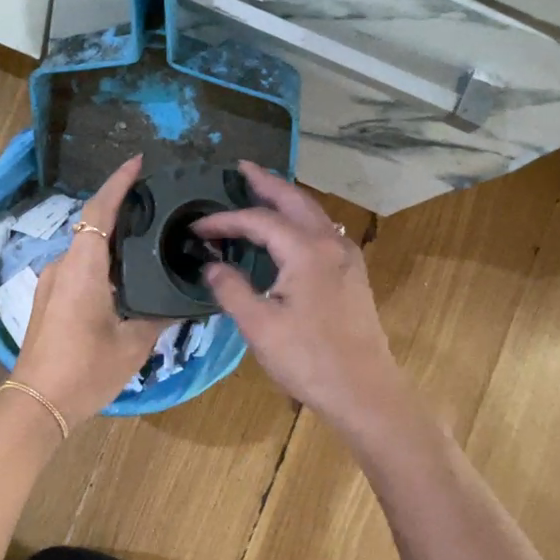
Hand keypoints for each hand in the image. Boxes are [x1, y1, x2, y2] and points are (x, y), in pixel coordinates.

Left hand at [11, 155, 167, 421]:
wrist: (37, 402)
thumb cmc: (85, 371)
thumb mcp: (133, 345)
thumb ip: (156, 316)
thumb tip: (176, 301)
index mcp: (82, 268)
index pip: (98, 211)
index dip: (118, 183)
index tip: (138, 162)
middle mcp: (61, 267)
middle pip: (91, 228)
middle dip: (121, 212)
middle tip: (159, 207)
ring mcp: (50, 285)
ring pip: (84, 250)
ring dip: (111, 241)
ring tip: (148, 241)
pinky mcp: (48, 302)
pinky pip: (77, 269)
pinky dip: (101, 263)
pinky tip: (125, 276)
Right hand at [194, 161, 408, 424]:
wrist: (363, 390)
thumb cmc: (307, 358)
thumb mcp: (258, 325)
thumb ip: (231, 288)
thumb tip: (211, 265)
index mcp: (306, 250)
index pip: (258, 220)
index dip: (224, 220)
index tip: (196, 227)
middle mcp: (331, 243)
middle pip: (295, 201)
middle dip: (266, 182)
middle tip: (240, 169)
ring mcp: (347, 258)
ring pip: (313, 214)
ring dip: (285, 200)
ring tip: (260, 192)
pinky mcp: (352, 275)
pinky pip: (322, 231)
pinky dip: (300, 220)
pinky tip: (289, 231)